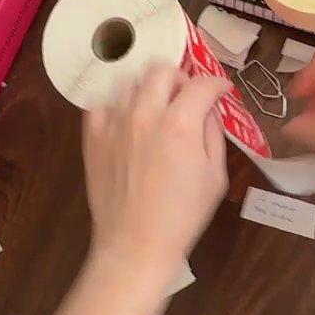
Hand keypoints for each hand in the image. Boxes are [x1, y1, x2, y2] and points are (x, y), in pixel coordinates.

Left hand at [82, 65, 231, 276]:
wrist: (136, 244)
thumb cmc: (183, 216)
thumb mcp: (215, 177)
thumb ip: (214, 135)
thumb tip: (209, 110)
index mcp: (180, 124)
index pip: (202, 84)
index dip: (217, 84)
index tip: (221, 91)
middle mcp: (144, 114)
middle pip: (161, 70)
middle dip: (180, 77)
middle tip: (186, 96)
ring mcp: (114, 122)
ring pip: (129, 80)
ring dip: (148, 88)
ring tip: (155, 107)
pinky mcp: (93, 135)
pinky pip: (102, 102)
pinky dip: (117, 104)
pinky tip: (127, 120)